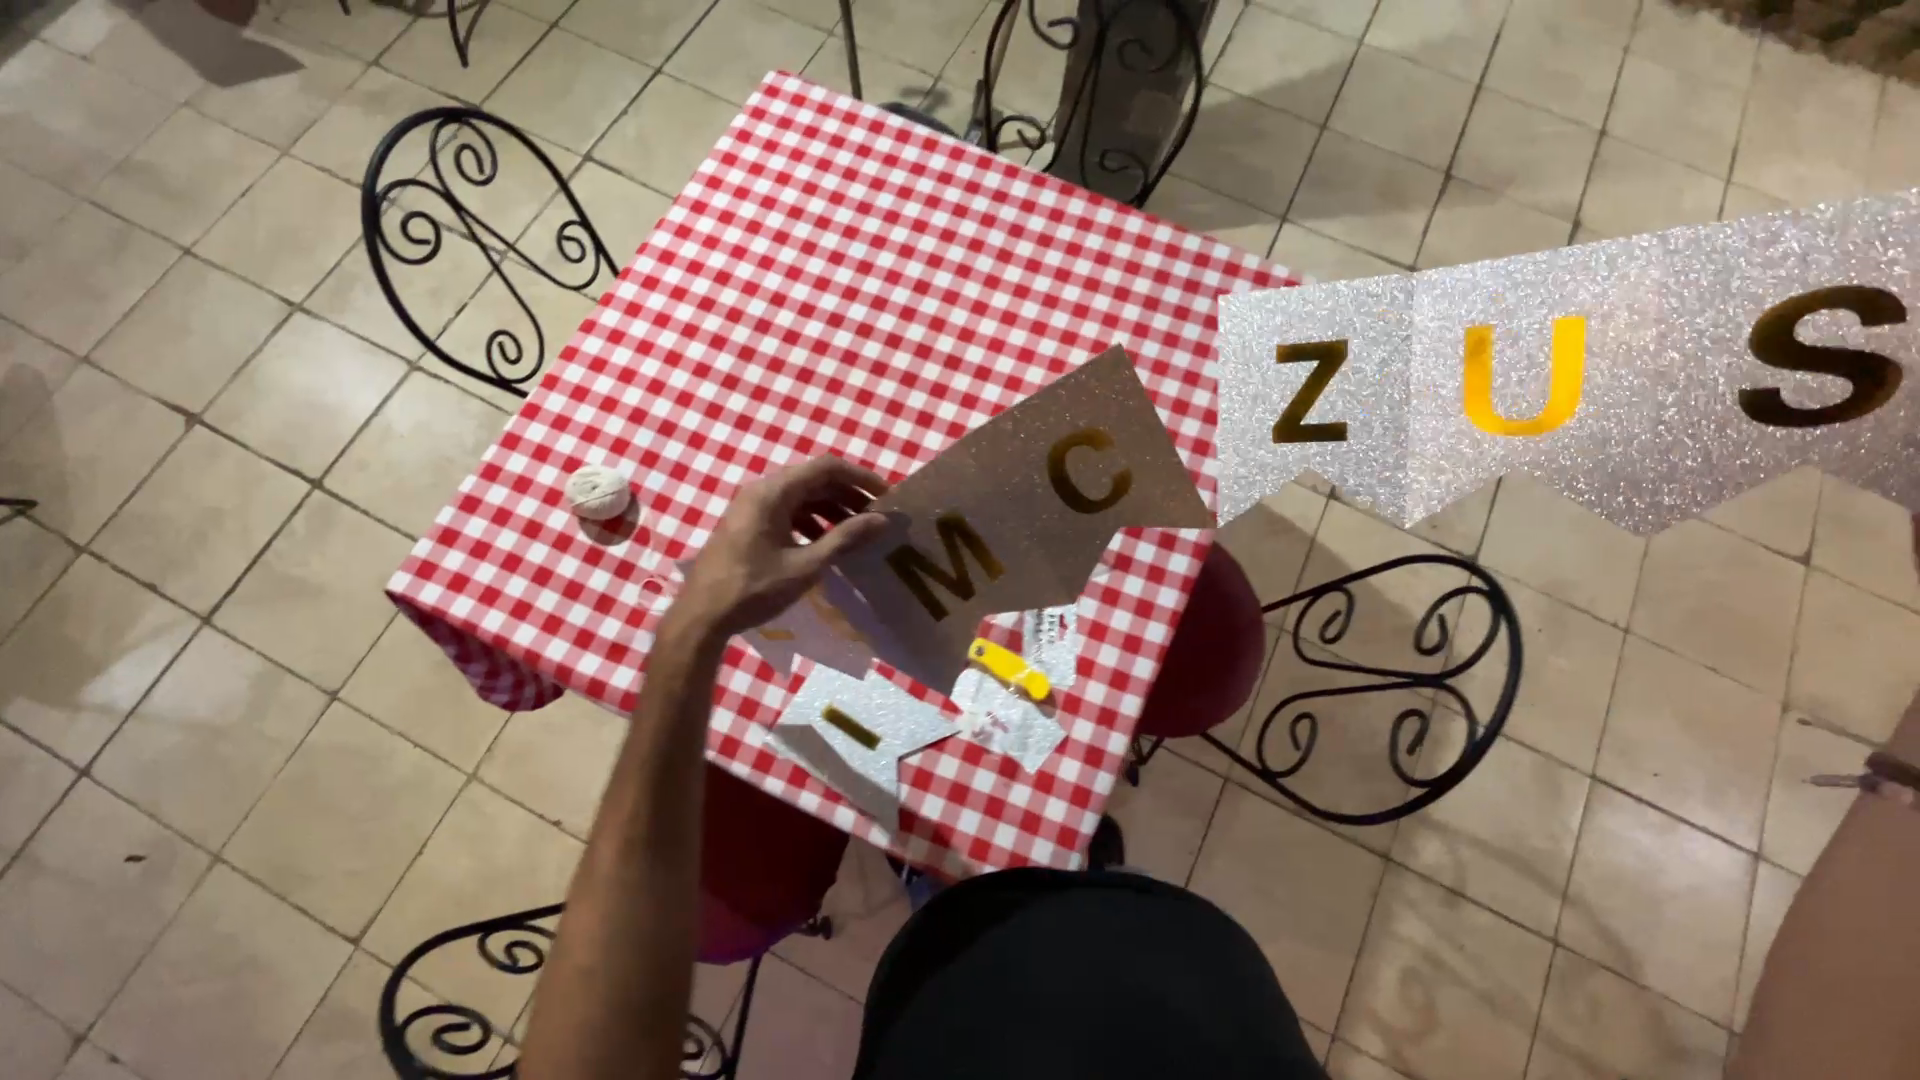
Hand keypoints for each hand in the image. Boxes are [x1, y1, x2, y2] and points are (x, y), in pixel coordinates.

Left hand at [665, 455, 890, 640]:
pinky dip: (812, 521)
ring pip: (802, 496)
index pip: (827, 468)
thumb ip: (845, 539)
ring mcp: (752, 506)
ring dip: (832, 510)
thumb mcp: (806, 566)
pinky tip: (827, 544)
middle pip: (815, 480)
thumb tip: (882, 521)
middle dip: (849, 496)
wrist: (702, 616)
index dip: (861, 478)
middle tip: (878, 517)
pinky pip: (788, 511)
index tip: (887, 497)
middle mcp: (761, 490)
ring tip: (858, 533)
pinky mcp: (748, 523)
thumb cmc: (754, 589)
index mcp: (773, 492)